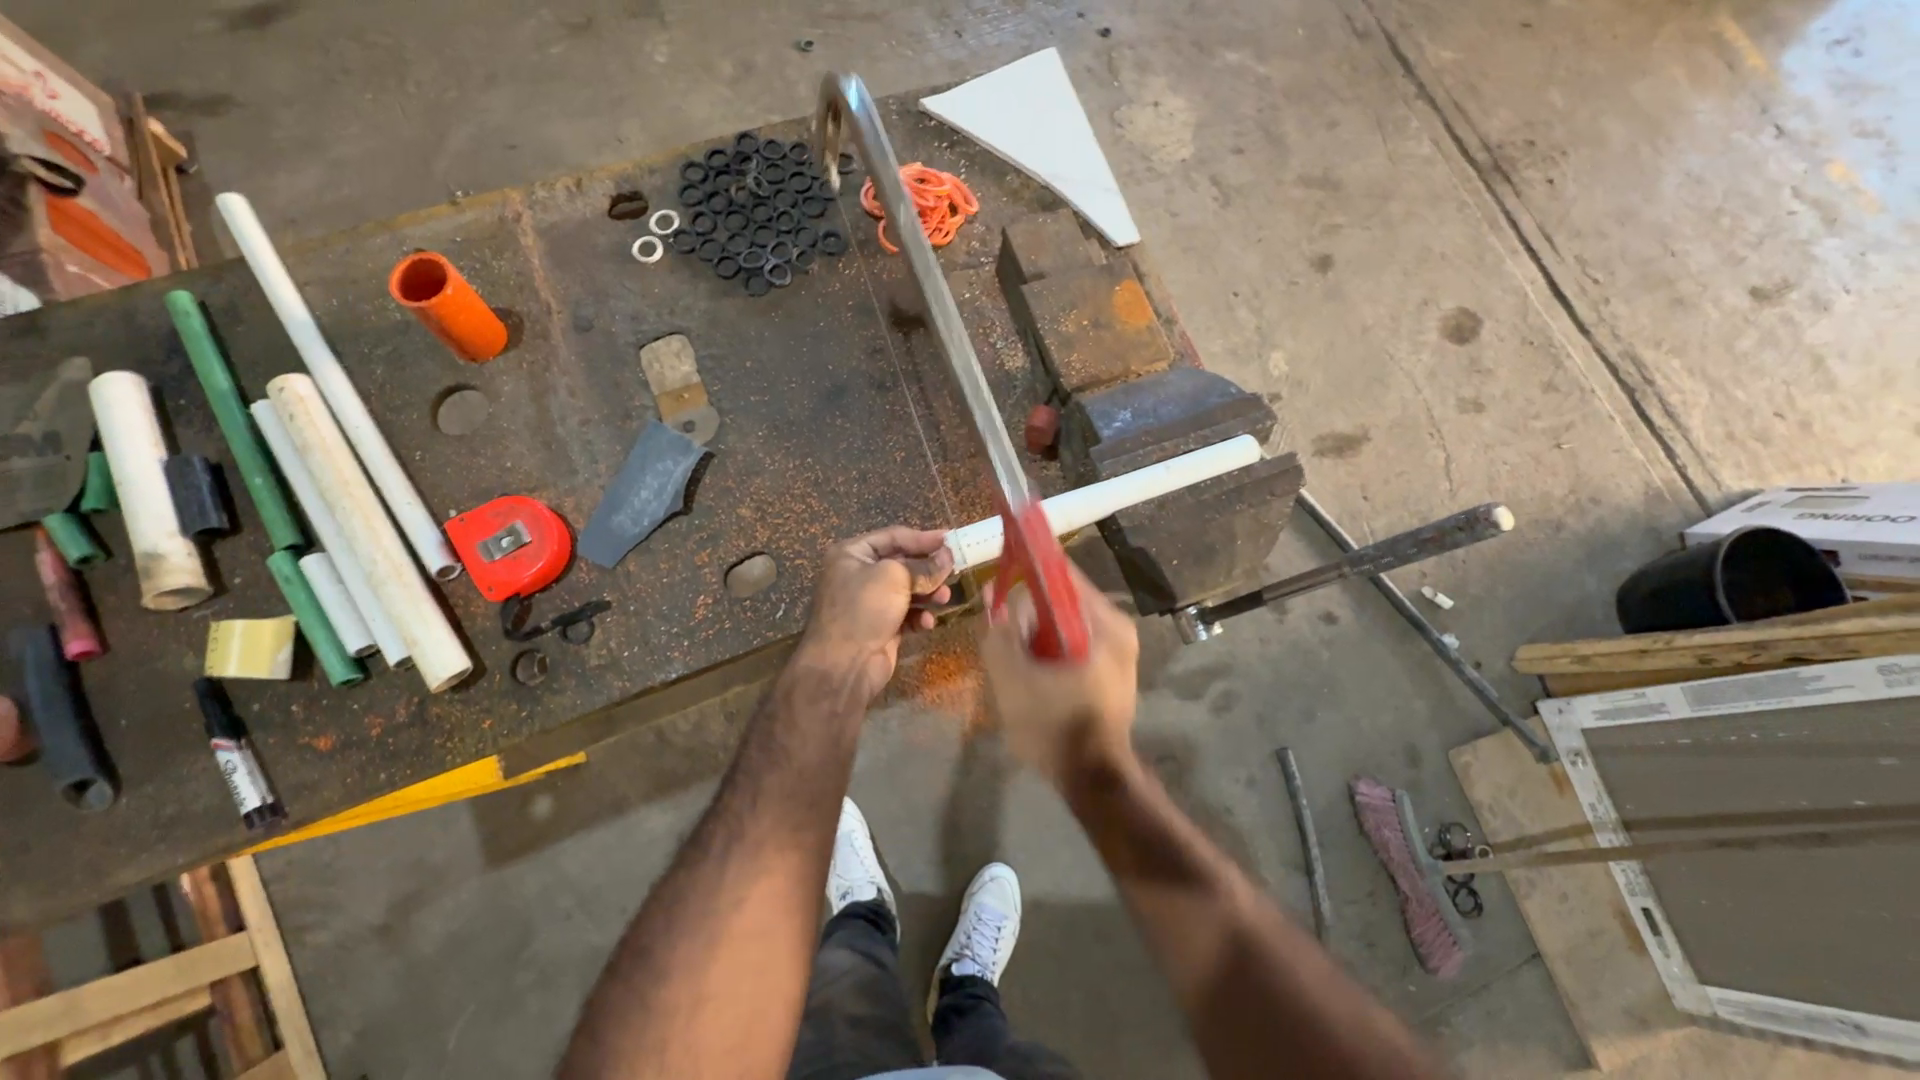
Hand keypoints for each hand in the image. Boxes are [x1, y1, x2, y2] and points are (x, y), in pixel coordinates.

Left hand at [794, 526, 953, 701]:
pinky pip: (907, 614)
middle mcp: (858, 575)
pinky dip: (919, 616)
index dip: (923, 538)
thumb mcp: (894, 577)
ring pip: (908, 590)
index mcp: (852, 554)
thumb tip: (948, 557)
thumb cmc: (864, 609)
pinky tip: (927, 624)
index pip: (893, 537)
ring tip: (944, 599)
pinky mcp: (881, 626)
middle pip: (902, 564)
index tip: (952, 539)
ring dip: (928, 593)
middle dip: (928, 569)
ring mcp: (869, 603)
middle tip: (954, 571)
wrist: (843, 665)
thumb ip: (923, 566)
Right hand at [979, 563, 1139, 786]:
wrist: (1092, 781)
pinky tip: (1030, 676)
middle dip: (1027, 616)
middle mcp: (1118, 630)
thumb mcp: (1013, 678)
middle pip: (1060, 602)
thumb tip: (991, 595)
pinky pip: (1072, 646)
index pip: (1060, 574)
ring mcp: (1118, 653)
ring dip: (1035, 637)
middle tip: (1002, 640)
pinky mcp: (1111, 673)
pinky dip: (1049, 652)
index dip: (1025, 574)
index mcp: (1104, 622)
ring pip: (1063, 626)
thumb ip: (999, 633)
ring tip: (1013, 663)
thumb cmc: (1056, 726)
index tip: (997, 586)